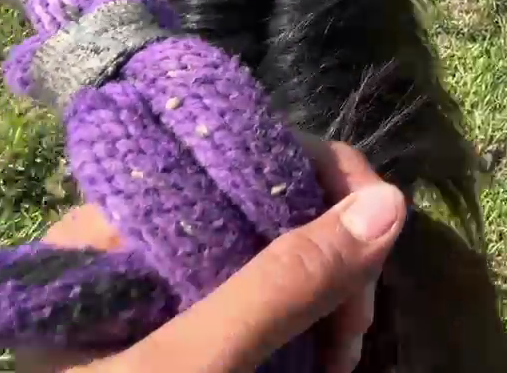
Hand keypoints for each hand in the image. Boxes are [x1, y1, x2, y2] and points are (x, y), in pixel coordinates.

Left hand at [14, 139, 405, 372]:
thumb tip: (393, 200)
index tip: (370, 243)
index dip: (323, 179)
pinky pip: (276, 297)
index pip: (239, 154)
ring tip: (343, 356)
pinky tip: (327, 360)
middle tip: (355, 328)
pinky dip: (312, 322)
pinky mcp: (196, 334)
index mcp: (113, 233)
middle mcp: (142, 247)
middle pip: (273, 199)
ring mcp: (170, 293)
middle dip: (335, 250)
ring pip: (285, 248)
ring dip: (332, 294)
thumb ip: (280, 287)